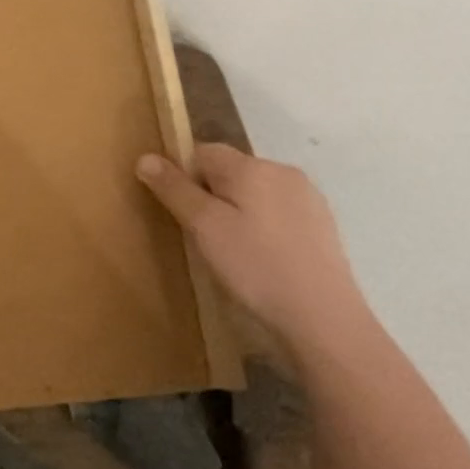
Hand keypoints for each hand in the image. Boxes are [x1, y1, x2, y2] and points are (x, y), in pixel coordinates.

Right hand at [137, 144, 370, 355]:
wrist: (323, 317)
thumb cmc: (254, 266)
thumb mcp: (203, 226)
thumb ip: (174, 189)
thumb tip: (146, 157)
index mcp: (252, 167)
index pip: (202, 151)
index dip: (184, 177)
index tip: (183, 214)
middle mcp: (283, 171)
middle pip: (229, 170)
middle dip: (210, 195)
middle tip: (203, 236)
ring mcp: (308, 198)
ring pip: (253, 193)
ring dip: (236, 211)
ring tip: (233, 251)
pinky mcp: (322, 224)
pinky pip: (276, 212)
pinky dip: (261, 227)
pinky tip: (261, 258)